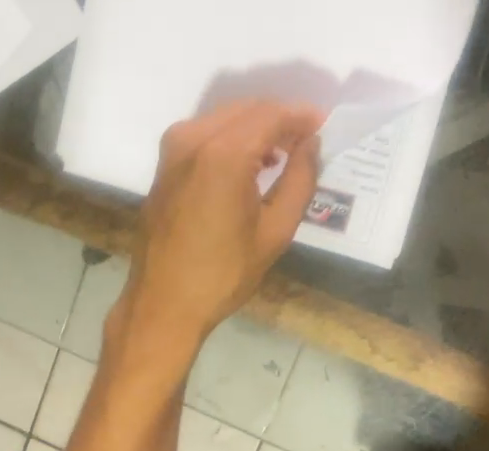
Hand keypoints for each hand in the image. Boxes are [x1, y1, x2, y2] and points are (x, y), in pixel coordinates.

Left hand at [119, 101, 323, 341]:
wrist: (165, 302)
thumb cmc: (223, 275)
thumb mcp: (274, 233)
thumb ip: (299, 182)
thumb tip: (311, 147)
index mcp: (224, 155)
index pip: (271, 115)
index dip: (301, 117)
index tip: (323, 127)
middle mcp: (194, 138)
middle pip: (247, 110)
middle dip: (279, 120)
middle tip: (306, 143)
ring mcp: (173, 148)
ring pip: (225, 119)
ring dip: (255, 129)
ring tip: (281, 156)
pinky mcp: (164, 164)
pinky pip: (206, 135)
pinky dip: (232, 140)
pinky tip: (249, 166)